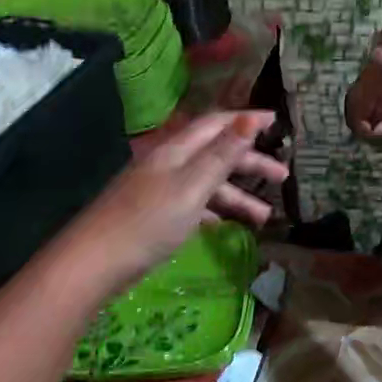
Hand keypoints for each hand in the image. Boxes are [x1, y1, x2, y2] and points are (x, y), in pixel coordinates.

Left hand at [74, 111, 288, 286]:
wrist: (97, 262)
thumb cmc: (149, 221)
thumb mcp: (192, 186)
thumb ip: (222, 155)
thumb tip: (251, 119)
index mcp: (176, 151)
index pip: (215, 125)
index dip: (245, 120)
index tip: (277, 121)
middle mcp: (169, 164)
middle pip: (216, 154)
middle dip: (251, 163)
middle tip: (284, 177)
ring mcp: (162, 189)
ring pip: (209, 183)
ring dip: (239, 196)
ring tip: (266, 216)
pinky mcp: (158, 214)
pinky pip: (197, 204)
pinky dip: (217, 211)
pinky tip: (229, 225)